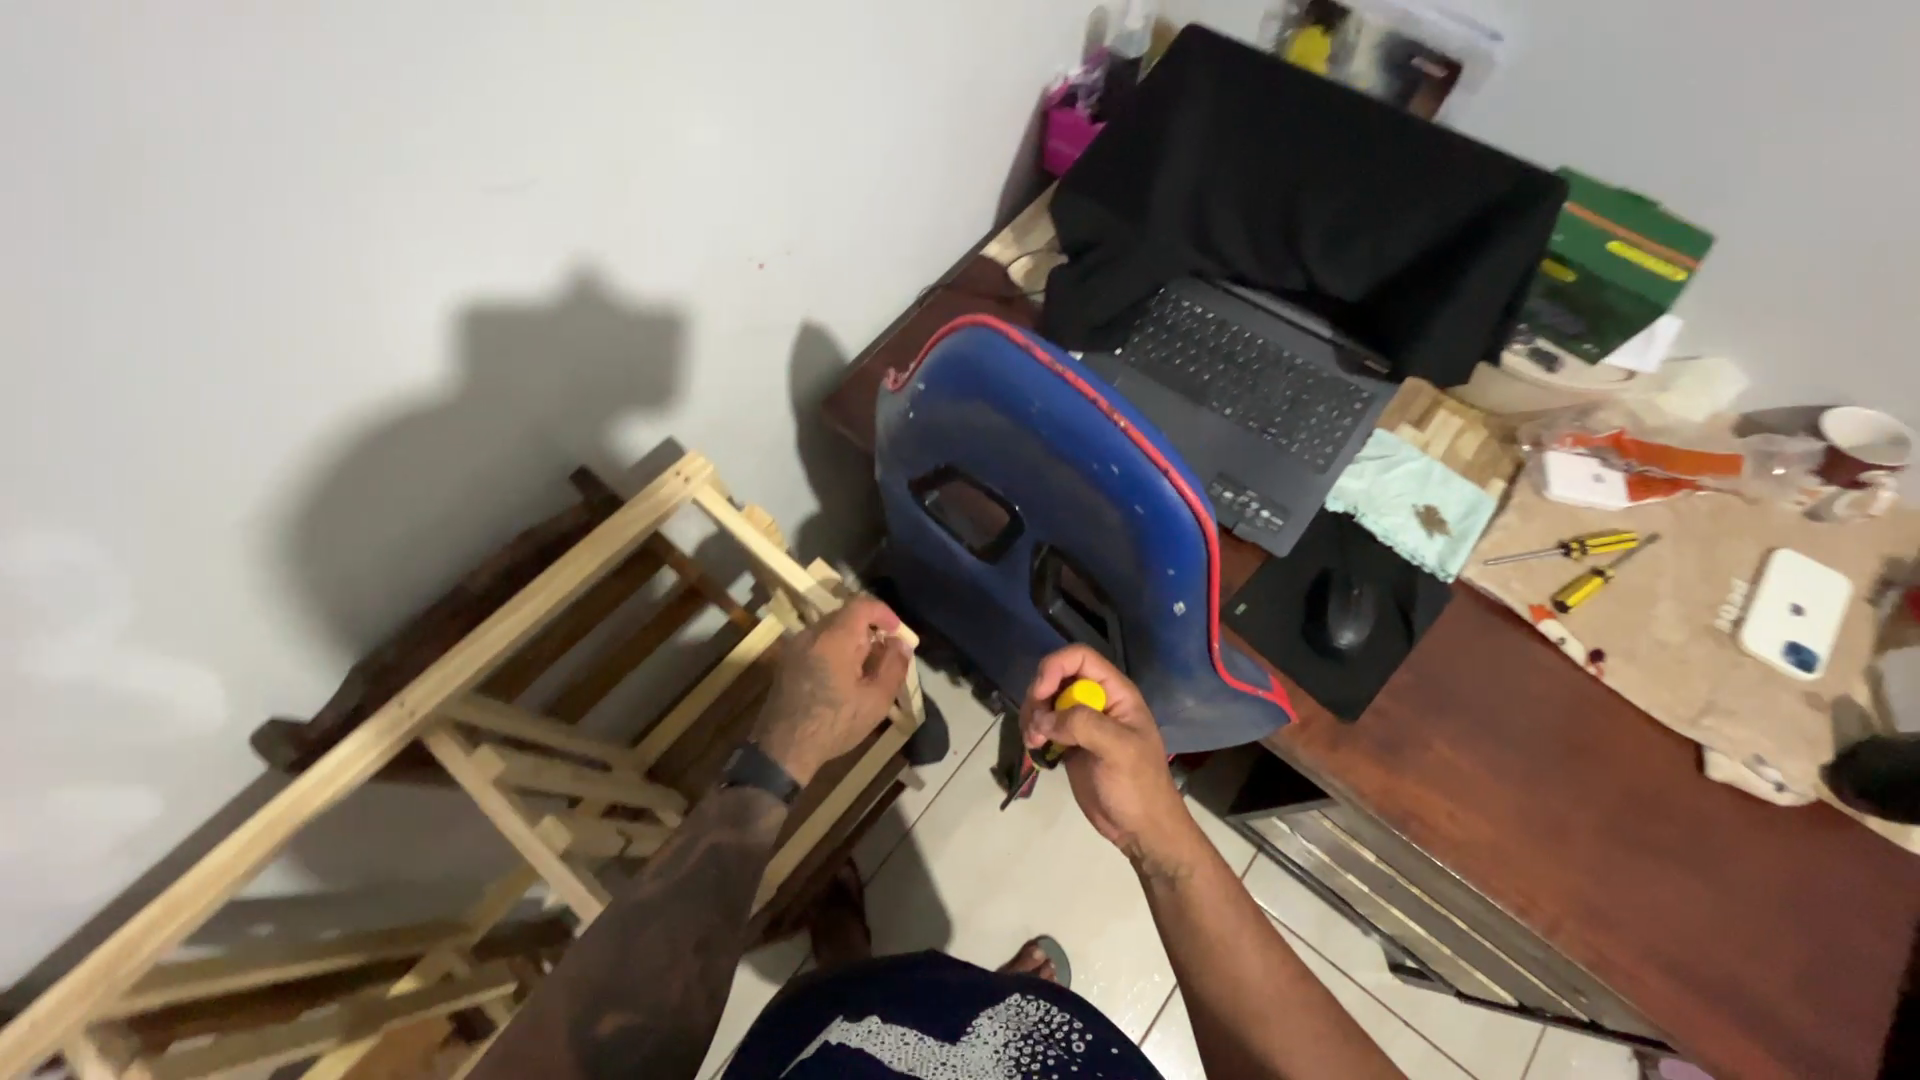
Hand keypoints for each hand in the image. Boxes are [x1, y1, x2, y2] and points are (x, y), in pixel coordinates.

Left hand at [754, 595, 912, 786]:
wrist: (783, 750)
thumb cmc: (834, 724)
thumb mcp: (876, 700)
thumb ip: (894, 666)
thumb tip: (901, 643)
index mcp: (833, 638)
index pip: (861, 604)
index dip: (883, 612)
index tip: (897, 632)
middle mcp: (810, 634)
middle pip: (845, 616)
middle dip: (868, 631)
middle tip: (883, 657)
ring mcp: (794, 647)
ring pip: (830, 630)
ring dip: (851, 642)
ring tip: (863, 672)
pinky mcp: (786, 661)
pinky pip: (816, 643)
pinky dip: (834, 650)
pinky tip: (841, 679)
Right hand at [1020, 646, 1192, 865]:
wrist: (1141, 829)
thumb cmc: (1138, 786)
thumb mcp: (1118, 750)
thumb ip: (1083, 723)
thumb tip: (1043, 719)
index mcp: (1116, 693)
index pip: (1079, 658)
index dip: (1055, 667)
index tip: (1040, 694)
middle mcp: (1097, 700)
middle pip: (1056, 676)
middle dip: (1038, 695)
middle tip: (1035, 727)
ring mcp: (1082, 722)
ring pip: (1045, 700)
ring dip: (1032, 715)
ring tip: (1034, 742)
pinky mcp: (1069, 742)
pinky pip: (1043, 724)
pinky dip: (1033, 731)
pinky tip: (1035, 749)